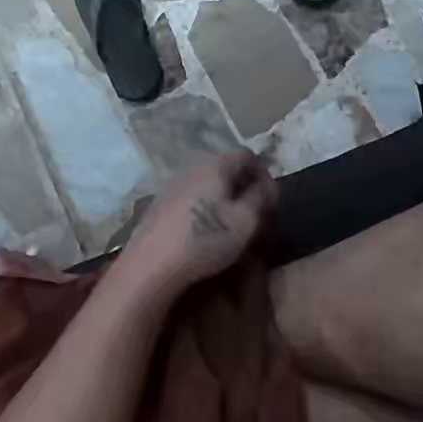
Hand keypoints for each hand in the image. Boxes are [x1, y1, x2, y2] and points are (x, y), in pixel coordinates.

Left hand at [116, 152, 277, 294]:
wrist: (151, 265)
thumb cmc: (205, 239)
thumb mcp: (246, 221)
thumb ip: (262, 197)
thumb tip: (268, 183)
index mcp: (214, 163)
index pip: (248, 156)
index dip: (264, 174)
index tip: (270, 200)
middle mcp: (191, 166)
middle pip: (226, 168)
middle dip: (243, 186)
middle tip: (254, 214)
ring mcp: (171, 183)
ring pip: (207, 183)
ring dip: (223, 198)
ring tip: (231, 225)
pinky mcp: (159, 203)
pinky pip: (191, 197)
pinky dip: (203, 207)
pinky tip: (204, 230)